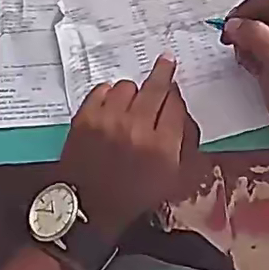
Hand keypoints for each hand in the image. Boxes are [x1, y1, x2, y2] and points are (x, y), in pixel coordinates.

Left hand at [58, 55, 198, 239]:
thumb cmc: (132, 196)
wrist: (88, 208)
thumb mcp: (171, 180)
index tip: (174, 88)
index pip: (175, 105)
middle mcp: (136, 129)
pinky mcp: (85, 117)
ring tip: (130, 105)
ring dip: (132, 93)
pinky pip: (102, 89)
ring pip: (127, 86)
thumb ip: (183, 144)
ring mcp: (108, 121)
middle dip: (164, 72)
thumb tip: (183, 112)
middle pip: (155, 87)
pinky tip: (111, 106)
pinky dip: (108, 94)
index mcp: (162, 147)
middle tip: (167, 61)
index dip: (175, 95)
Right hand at [221, 0, 268, 152]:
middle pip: (267, 8)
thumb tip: (233, 23)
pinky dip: (251, 51)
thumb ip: (258, 39)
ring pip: (261, 24)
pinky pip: (261, 39)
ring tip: (249, 63)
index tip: (231, 27)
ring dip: (248, 41)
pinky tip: (253, 68)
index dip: (251, 7)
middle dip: (248, 27)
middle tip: (235, 47)